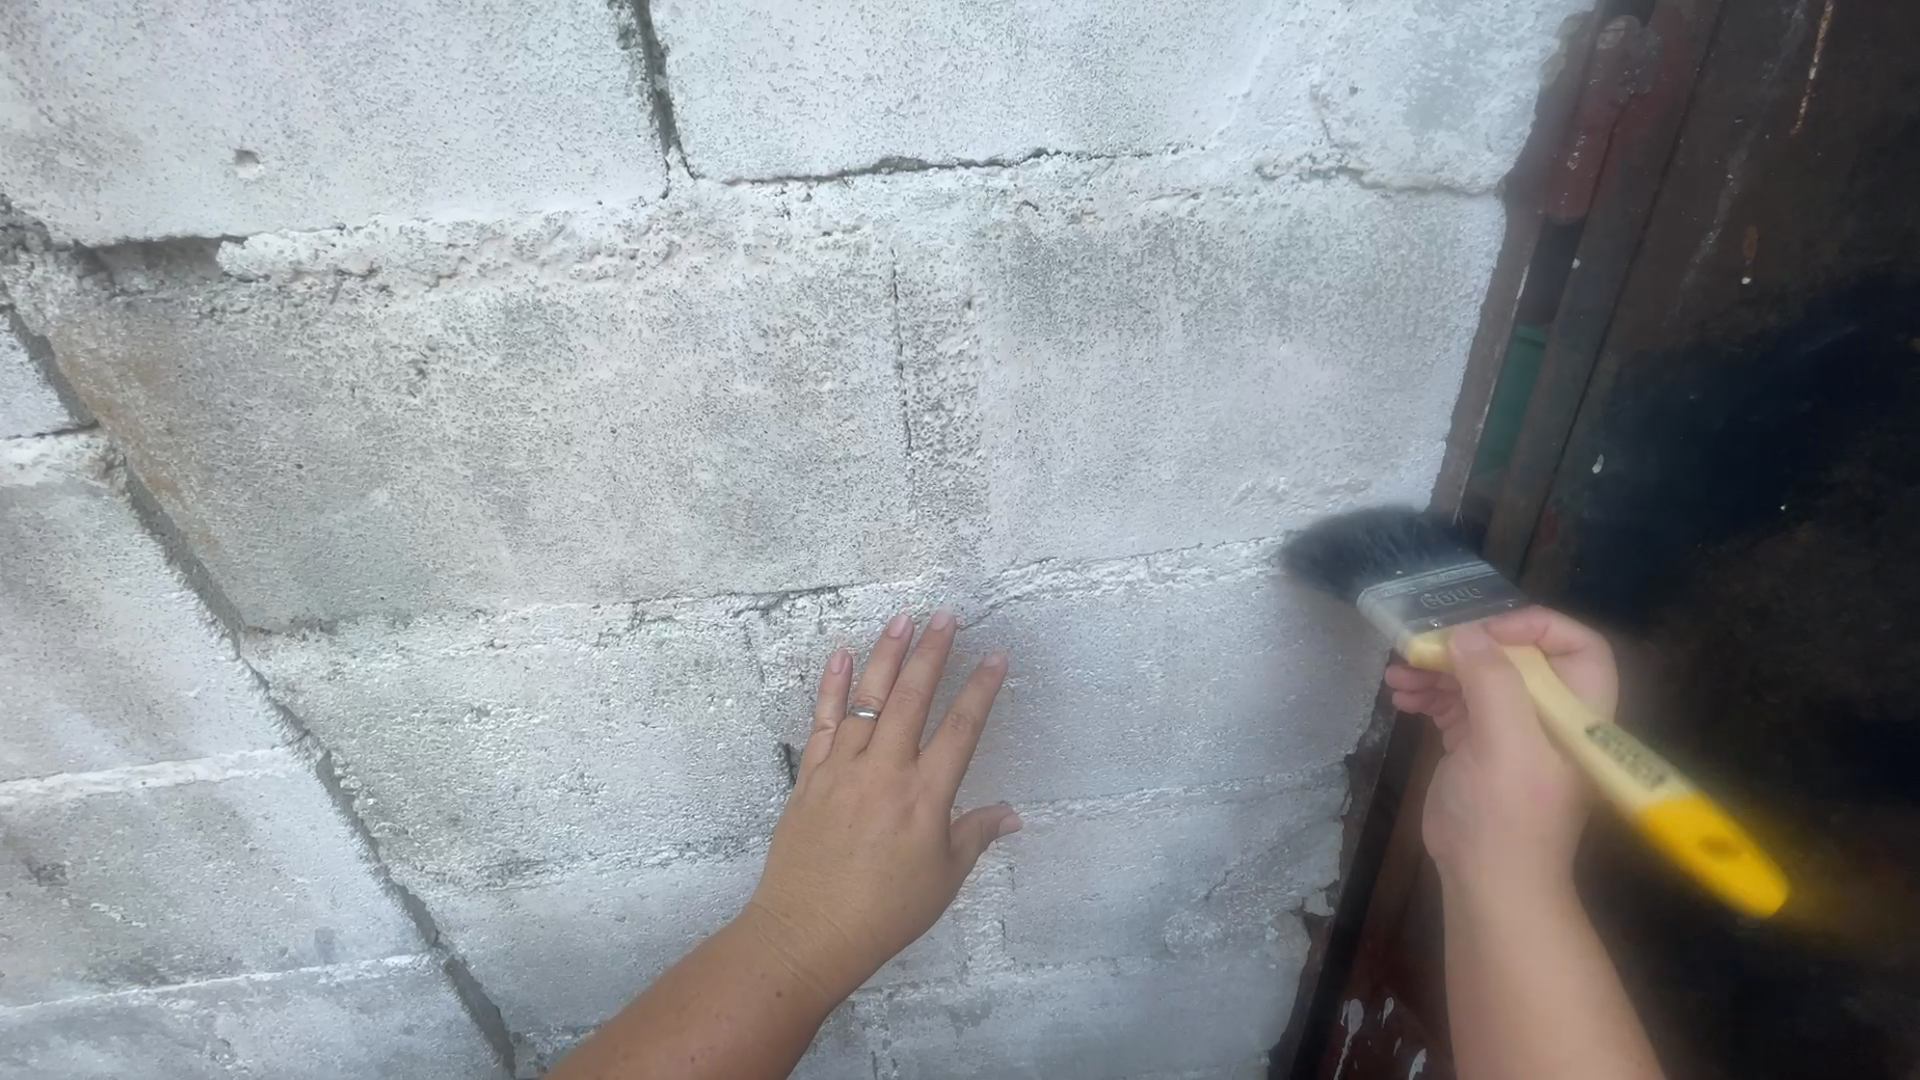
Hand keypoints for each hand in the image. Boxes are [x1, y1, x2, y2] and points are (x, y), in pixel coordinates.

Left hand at [739, 611, 1017, 1002]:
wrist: (805, 935)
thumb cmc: (882, 914)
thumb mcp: (942, 880)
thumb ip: (976, 836)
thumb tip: (1012, 814)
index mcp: (924, 797)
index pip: (961, 729)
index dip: (981, 689)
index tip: (995, 657)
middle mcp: (885, 770)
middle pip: (914, 698)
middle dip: (933, 652)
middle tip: (947, 617)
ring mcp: (843, 768)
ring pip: (869, 699)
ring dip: (887, 655)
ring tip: (903, 620)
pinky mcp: (811, 774)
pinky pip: (823, 720)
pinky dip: (832, 685)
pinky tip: (841, 654)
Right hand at [1384, 608, 1616, 899]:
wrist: (1486, 878)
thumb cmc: (1508, 815)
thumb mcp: (1506, 746)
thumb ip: (1492, 684)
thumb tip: (1465, 632)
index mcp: (1574, 712)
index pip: (1577, 647)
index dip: (1533, 628)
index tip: (1481, 631)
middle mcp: (1545, 714)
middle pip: (1512, 656)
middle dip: (1465, 646)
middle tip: (1421, 647)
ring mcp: (1508, 729)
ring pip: (1475, 676)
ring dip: (1435, 668)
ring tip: (1397, 675)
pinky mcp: (1475, 743)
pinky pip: (1451, 701)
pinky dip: (1425, 692)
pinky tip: (1400, 696)